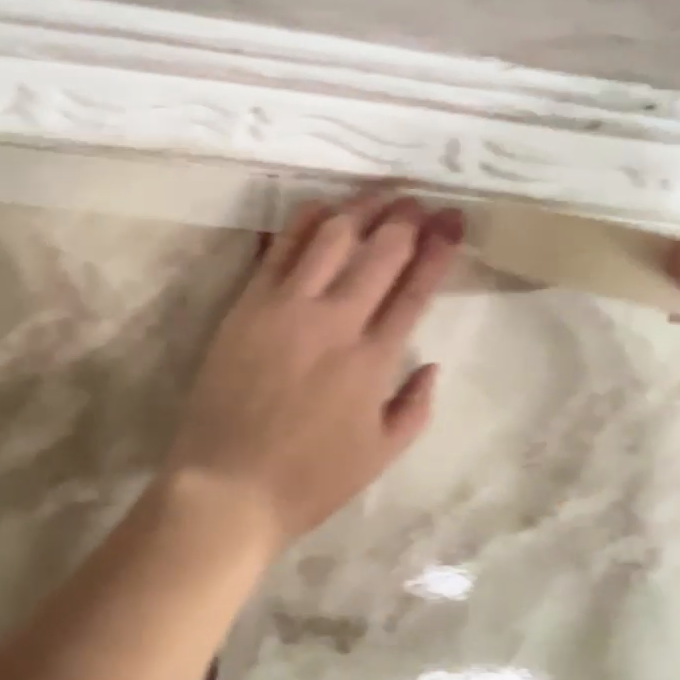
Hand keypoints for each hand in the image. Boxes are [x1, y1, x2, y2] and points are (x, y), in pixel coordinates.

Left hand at [161, 187, 465, 547]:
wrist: (226, 486)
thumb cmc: (306, 481)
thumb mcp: (378, 456)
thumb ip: (414, 407)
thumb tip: (431, 364)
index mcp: (373, 361)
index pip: (414, 288)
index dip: (438, 249)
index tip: (453, 220)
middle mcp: (334, 322)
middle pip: (378, 251)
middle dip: (406, 218)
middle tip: (419, 199)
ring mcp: (285, 307)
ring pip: (330, 237)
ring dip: (359, 208)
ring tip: (378, 194)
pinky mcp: (246, 305)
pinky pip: (278, 250)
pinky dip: (302, 222)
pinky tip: (320, 207)